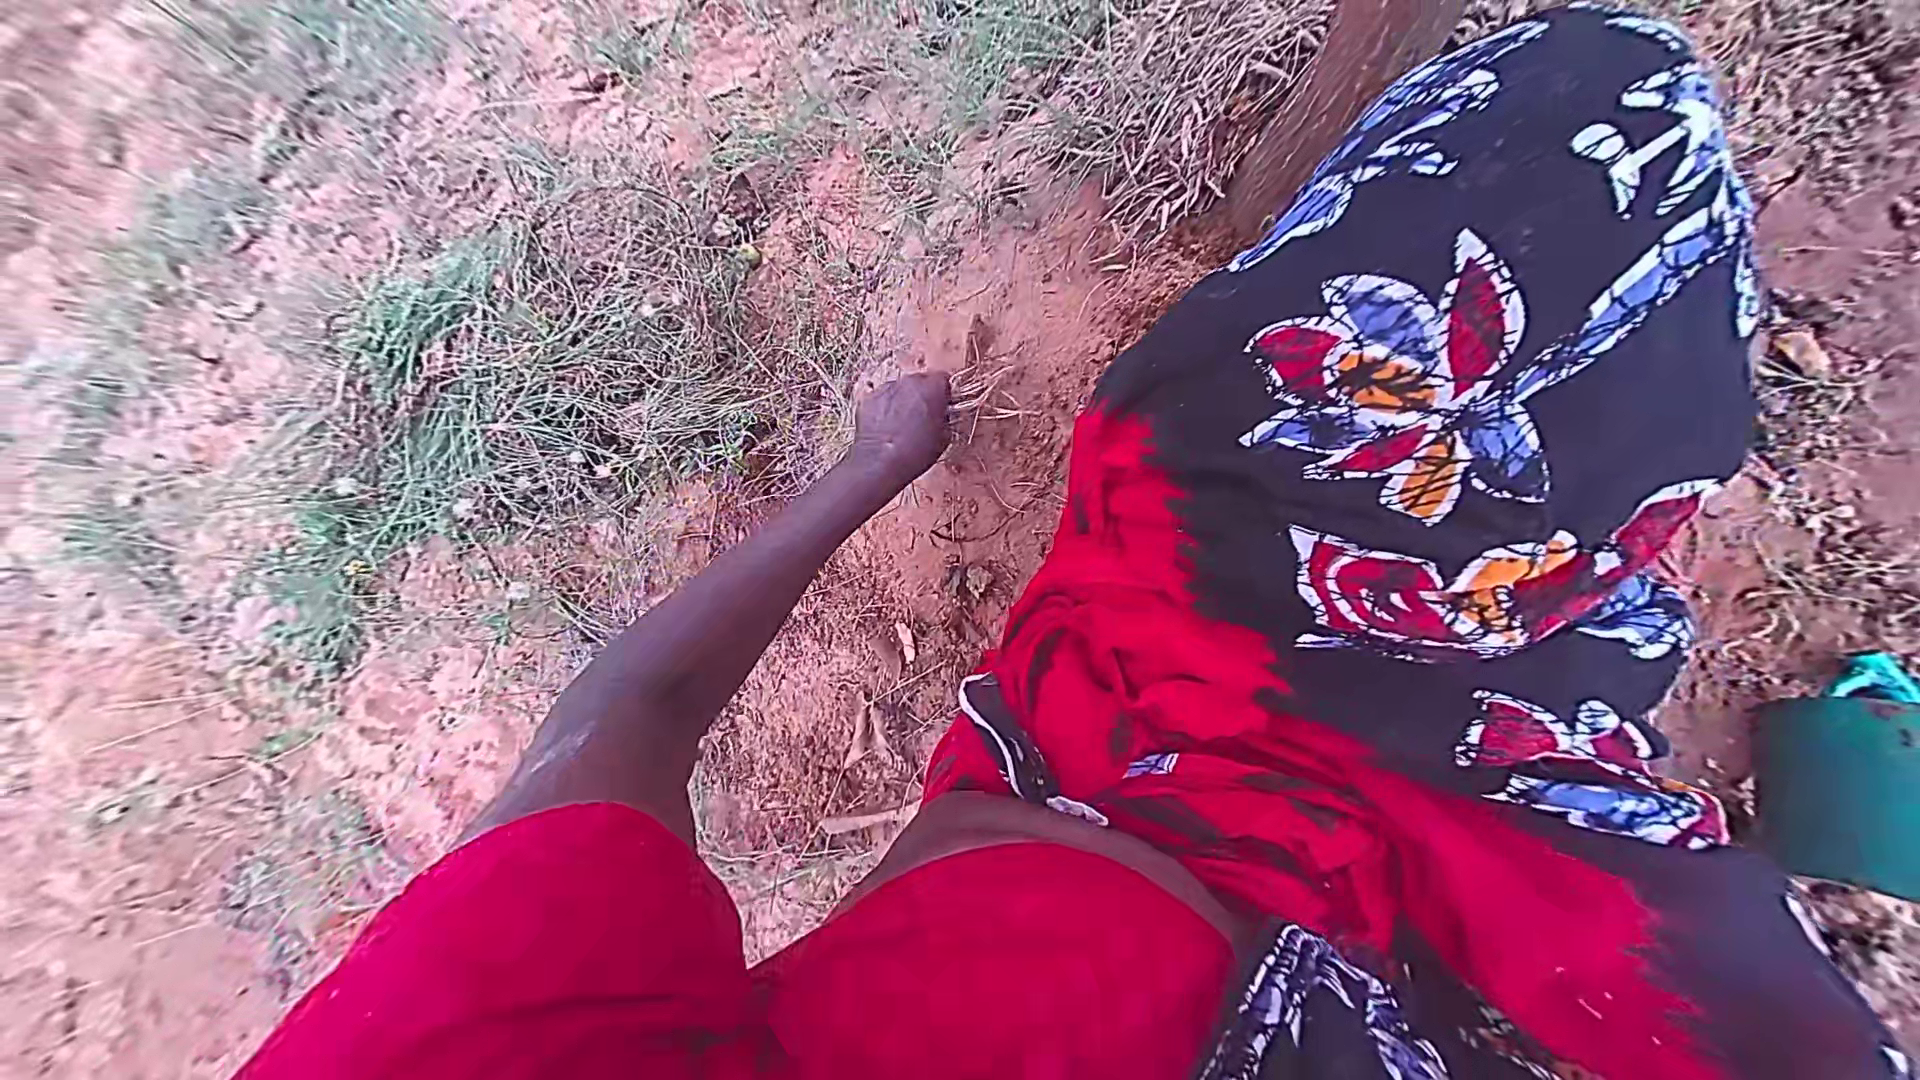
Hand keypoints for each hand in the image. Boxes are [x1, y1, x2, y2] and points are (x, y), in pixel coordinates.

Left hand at [846, 372, 951, 484]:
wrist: (881, 464)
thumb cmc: (914, 453)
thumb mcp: (944, 438)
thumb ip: (945, 418)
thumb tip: (942, 416)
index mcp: (932, 388)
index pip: (943, 379)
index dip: (943, 394)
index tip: (942, 405)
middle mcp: (909, 382)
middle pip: (919, 381)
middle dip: (922, 396)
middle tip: (923, 417)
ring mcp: (887, 388)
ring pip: (900, 389)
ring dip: (903, 401)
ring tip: (903, 425)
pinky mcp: (869, 398)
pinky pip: (882, 399)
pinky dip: (885, 408)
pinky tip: (888, 427)